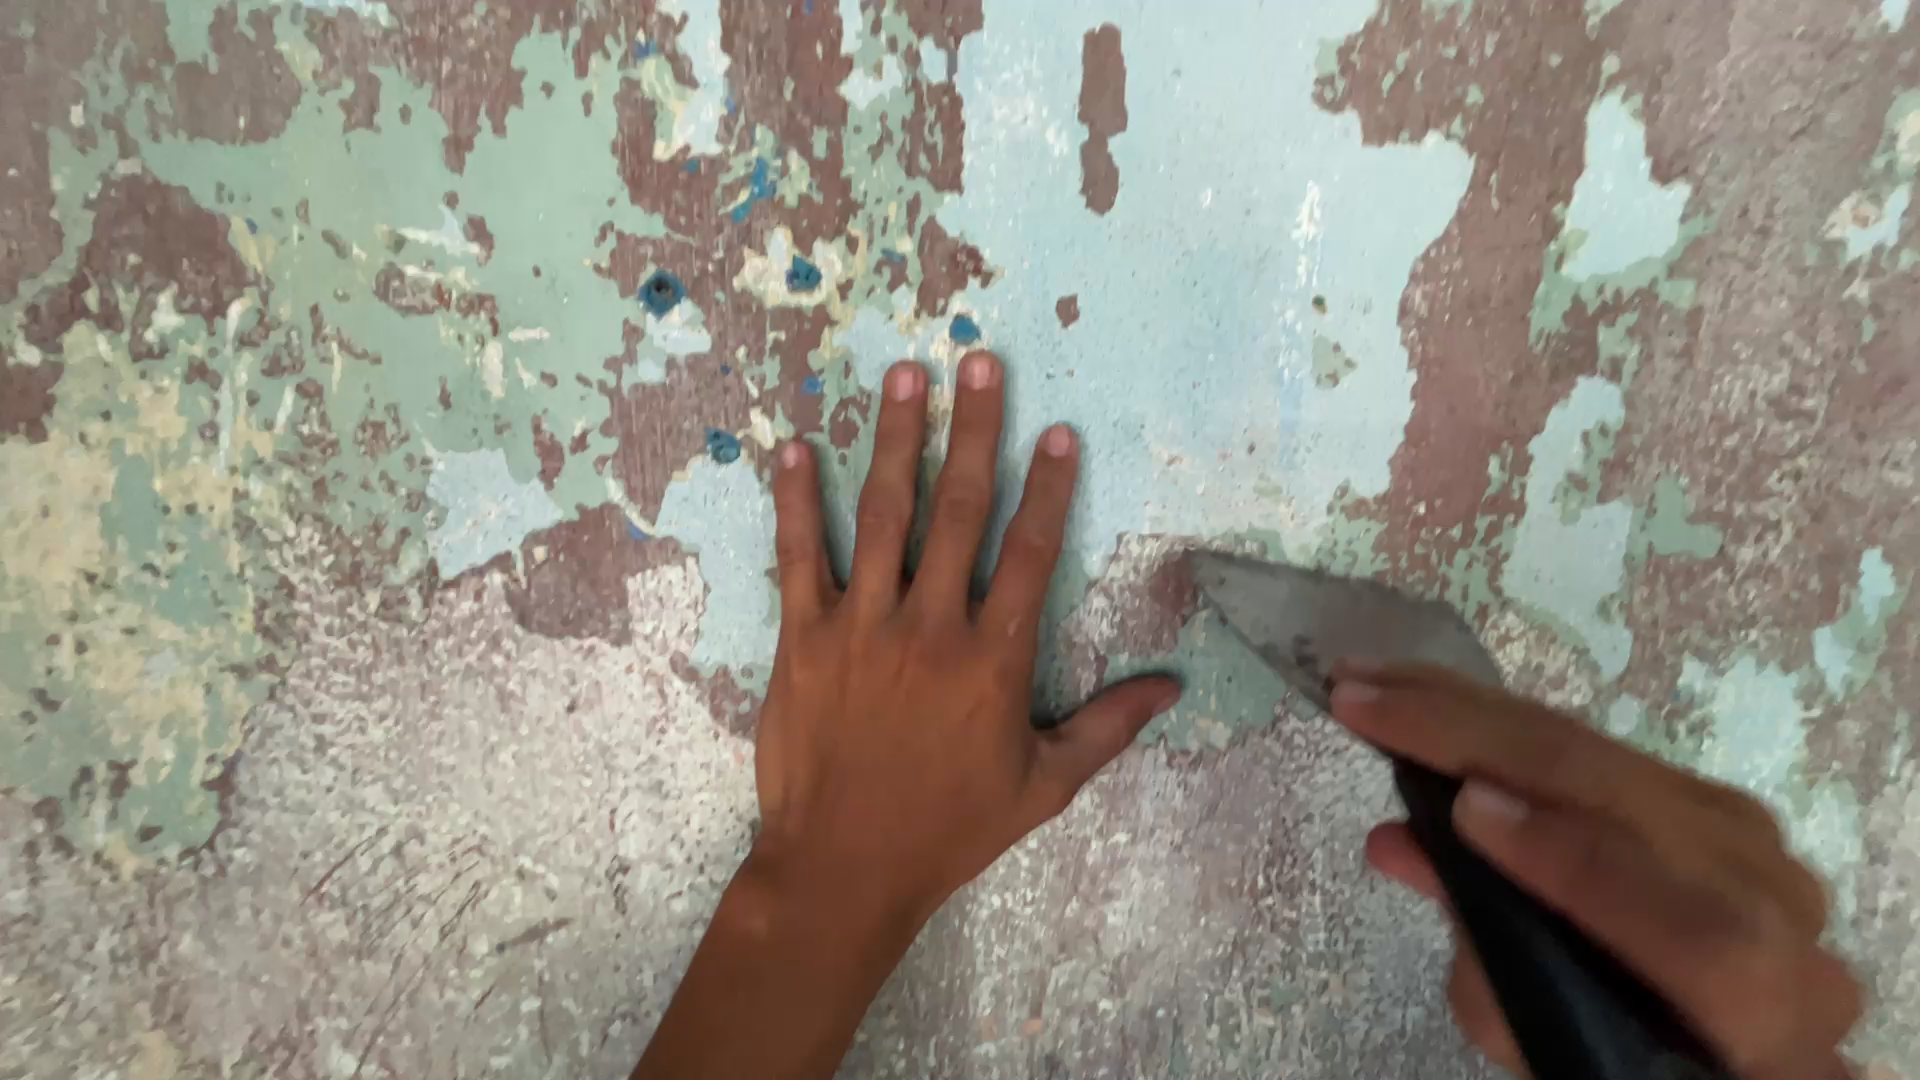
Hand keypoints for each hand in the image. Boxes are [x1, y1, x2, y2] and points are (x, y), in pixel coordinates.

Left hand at [635, 353, 1176, 1079]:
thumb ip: (1109, 728)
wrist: (844, 867)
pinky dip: (797, 501)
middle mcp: (930, 625)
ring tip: (907, 377)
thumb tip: (1173, 687)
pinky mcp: (802, 637)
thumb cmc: (950, 826)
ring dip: (897, 441)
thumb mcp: (1045, 788)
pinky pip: (800, 556)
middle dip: (974, 432)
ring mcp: (860, 626)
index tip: (1057, 432)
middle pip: (957, 511)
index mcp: (992, 658)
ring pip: (882, 516)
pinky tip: (796, 449)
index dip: (1048, 489)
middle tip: (980, 363)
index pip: (1031, 554)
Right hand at [1329, 665, 1861, 1079]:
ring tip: (1368, 677)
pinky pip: (1570, 731)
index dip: (1571, 862)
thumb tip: (1394, 844)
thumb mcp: (1536, 1031)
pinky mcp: (1680, 783)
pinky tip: (1415, 685)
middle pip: (1616, 796)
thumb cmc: (1608, 1041)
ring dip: (1457, 703)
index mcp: (1751, 1004)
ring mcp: (1729, 830)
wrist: (1707, 1017)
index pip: (1688, 928)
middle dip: (1473, 739)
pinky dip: (1479, 706)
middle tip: (1362, 699)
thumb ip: (1480, 947)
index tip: (1464, 810)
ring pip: (1585, 744)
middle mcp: (1762, 900)